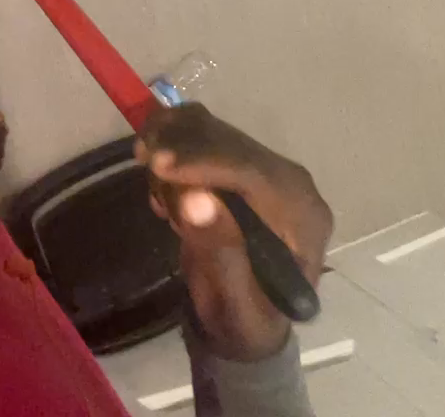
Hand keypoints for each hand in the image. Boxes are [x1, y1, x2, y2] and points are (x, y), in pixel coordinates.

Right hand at [137, 103, 332, 360]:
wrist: (243, 317)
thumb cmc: (245, 317)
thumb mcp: (236, 303)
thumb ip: (220, 252)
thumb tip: (195, 198)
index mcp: (304, 215)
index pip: (255, 172)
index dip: (205, 161)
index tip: (158, 164)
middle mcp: (289, 180)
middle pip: (229, 141)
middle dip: (179, 148)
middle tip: (140, 162)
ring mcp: (261, 165)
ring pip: (209, 127)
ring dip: (170, 144)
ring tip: (159, 196)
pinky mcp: (235, 158)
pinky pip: (198, 129)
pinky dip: (169, 141)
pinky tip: (163, 183)